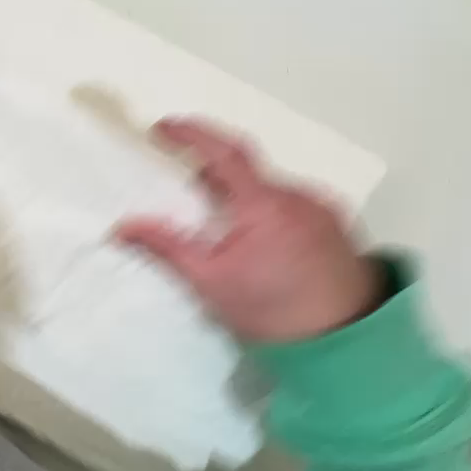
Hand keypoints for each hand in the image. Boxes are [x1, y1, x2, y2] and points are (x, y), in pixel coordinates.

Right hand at [114, 117, 381, 342]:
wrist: (348, 344)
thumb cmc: (272, 311)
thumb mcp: (209, 281)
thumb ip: (166, 246)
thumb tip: (123, 227)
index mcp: (266, 204)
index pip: (225, 153)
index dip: (192, 134)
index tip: (162, 127)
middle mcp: (300, 196)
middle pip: (247, 173)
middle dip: (213, 175)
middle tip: (183, 190)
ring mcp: (324, 209)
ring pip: (270, 190)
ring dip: (241, 197)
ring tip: (221, 228)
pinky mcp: (338, 226)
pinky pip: (291, 204)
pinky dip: (265, 211)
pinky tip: (257, 242)